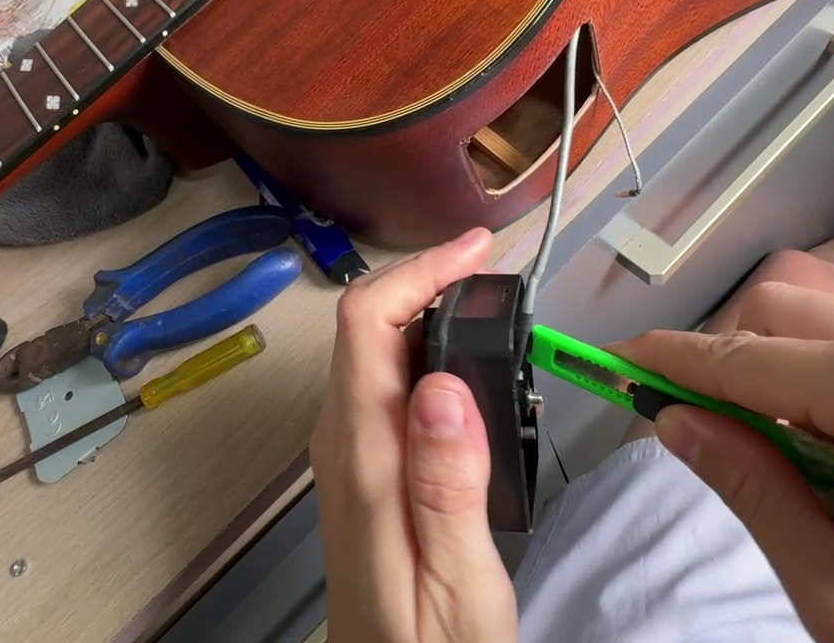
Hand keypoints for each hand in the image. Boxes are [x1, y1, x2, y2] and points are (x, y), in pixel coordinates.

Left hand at [311, 228, 516, 642]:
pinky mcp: (365, 458)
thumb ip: (446, 485)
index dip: (417, 271)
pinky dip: (425, 342)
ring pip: (376, 343)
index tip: (476, 250)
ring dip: (425, 305)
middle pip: (367, 321)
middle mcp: (344, 434)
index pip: (367, 324)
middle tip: (489, 267)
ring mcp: (350, 444)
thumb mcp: (455, 583)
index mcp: (362, 451)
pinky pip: (386, 374)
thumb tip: (442, 386)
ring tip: (484, 296)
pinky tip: (466, 353)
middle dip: (425, 277)